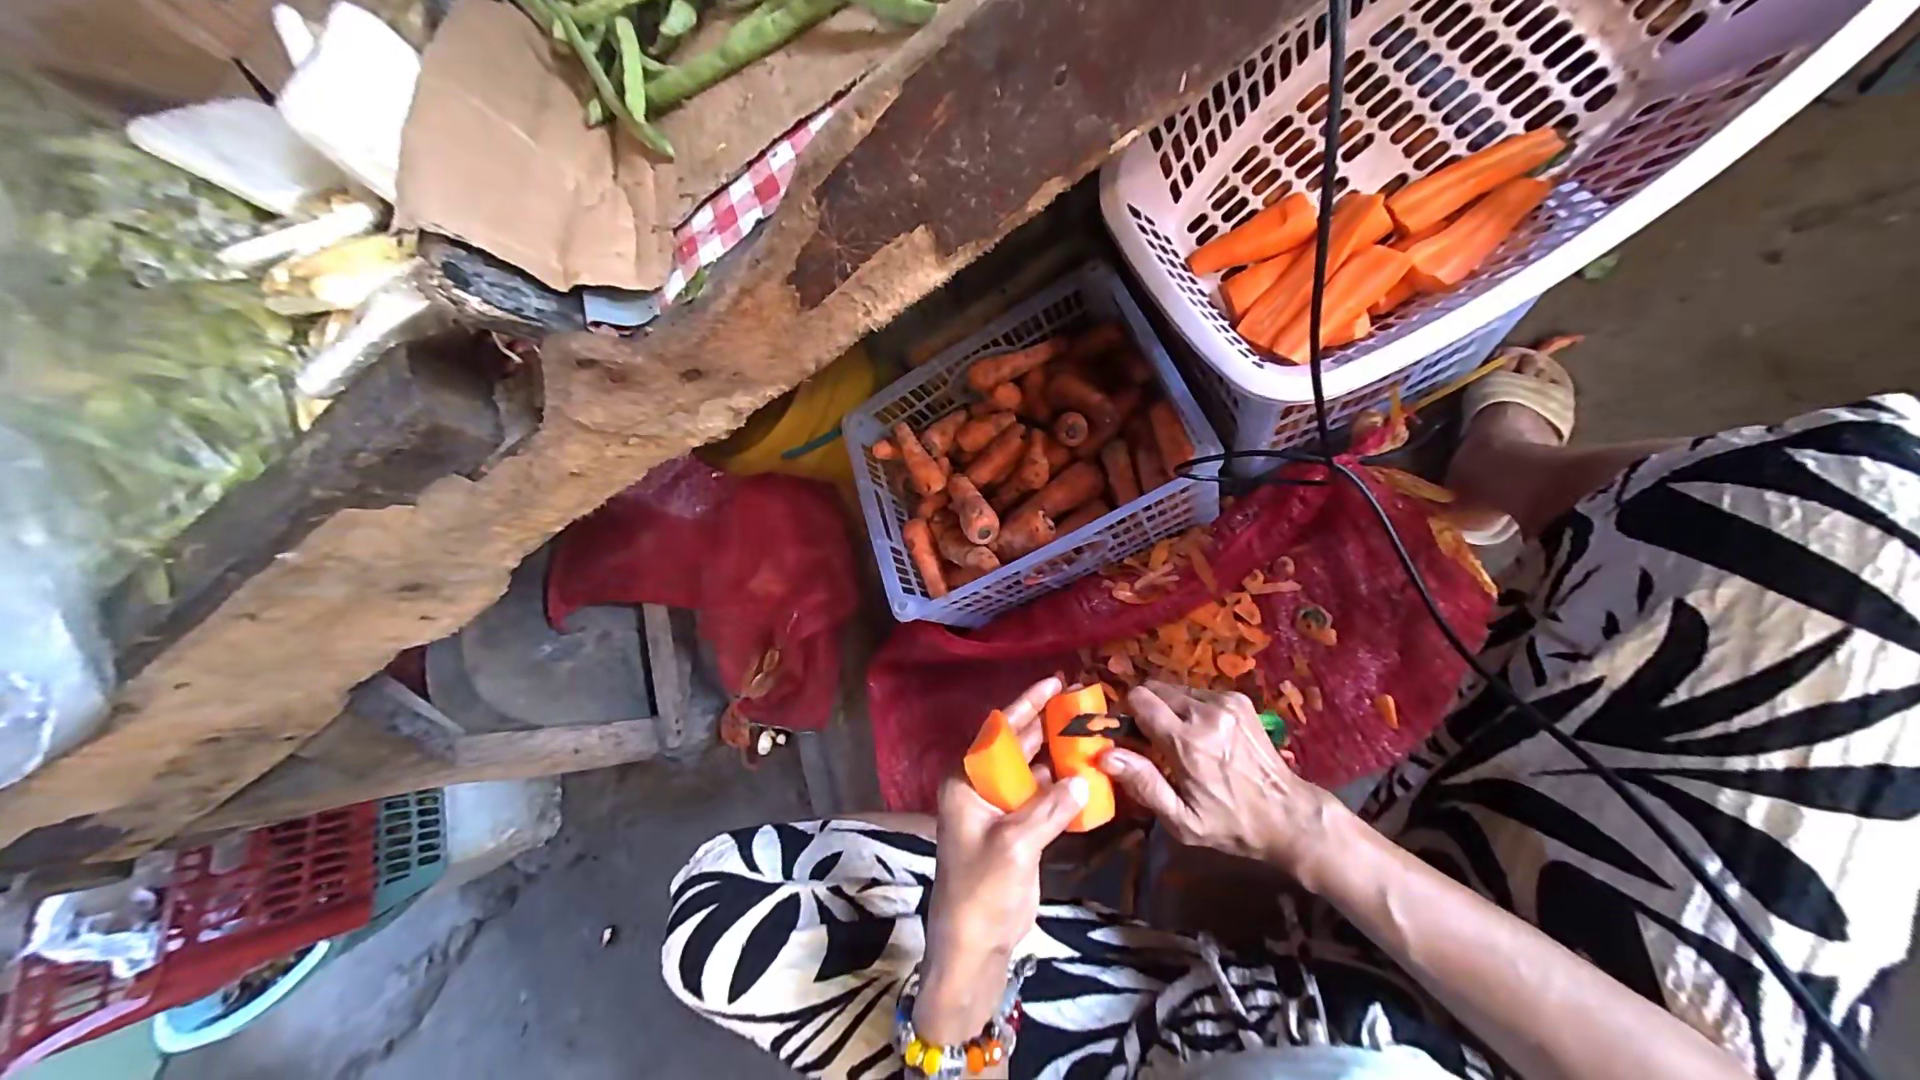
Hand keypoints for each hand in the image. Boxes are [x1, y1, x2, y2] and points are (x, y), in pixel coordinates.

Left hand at [917, 676, 1089, 1043]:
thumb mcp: (1014, 845)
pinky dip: (1061, 785)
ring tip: (1088, 729)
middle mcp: (981, 786)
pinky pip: (1040, 796)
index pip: (998, 732)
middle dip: (1045, 723)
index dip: (1025, 705)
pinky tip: (1085, 772)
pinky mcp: (1016, 828)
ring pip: (1031, 769)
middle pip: (1016, 745)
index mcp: (966, 781)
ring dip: (1056, 753)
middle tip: (1078, 699)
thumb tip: (1084, 780)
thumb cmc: (981, 890)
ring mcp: (999, 807)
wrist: (974, 945)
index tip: (1052, 682)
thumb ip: (1048, 809)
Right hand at [1099, 680, 1350, 885]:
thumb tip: (1105, 755)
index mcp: (1187, 742)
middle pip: (1155, 689)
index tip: (1133, 736)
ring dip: (1171, 709)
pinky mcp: (1239, 699)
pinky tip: (1206, 734)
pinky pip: (1198, 693)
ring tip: (1185, 740)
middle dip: (1148, 709)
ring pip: (1176, 690)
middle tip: (1157, 740)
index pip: (1140, 699)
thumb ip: (1143, 784)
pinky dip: (1193, 708)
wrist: (1289, 814)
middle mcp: (1205, 713)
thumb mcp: (1183, 821)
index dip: (1130, 714)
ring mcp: (1225, 702)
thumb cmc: (1231, 823)